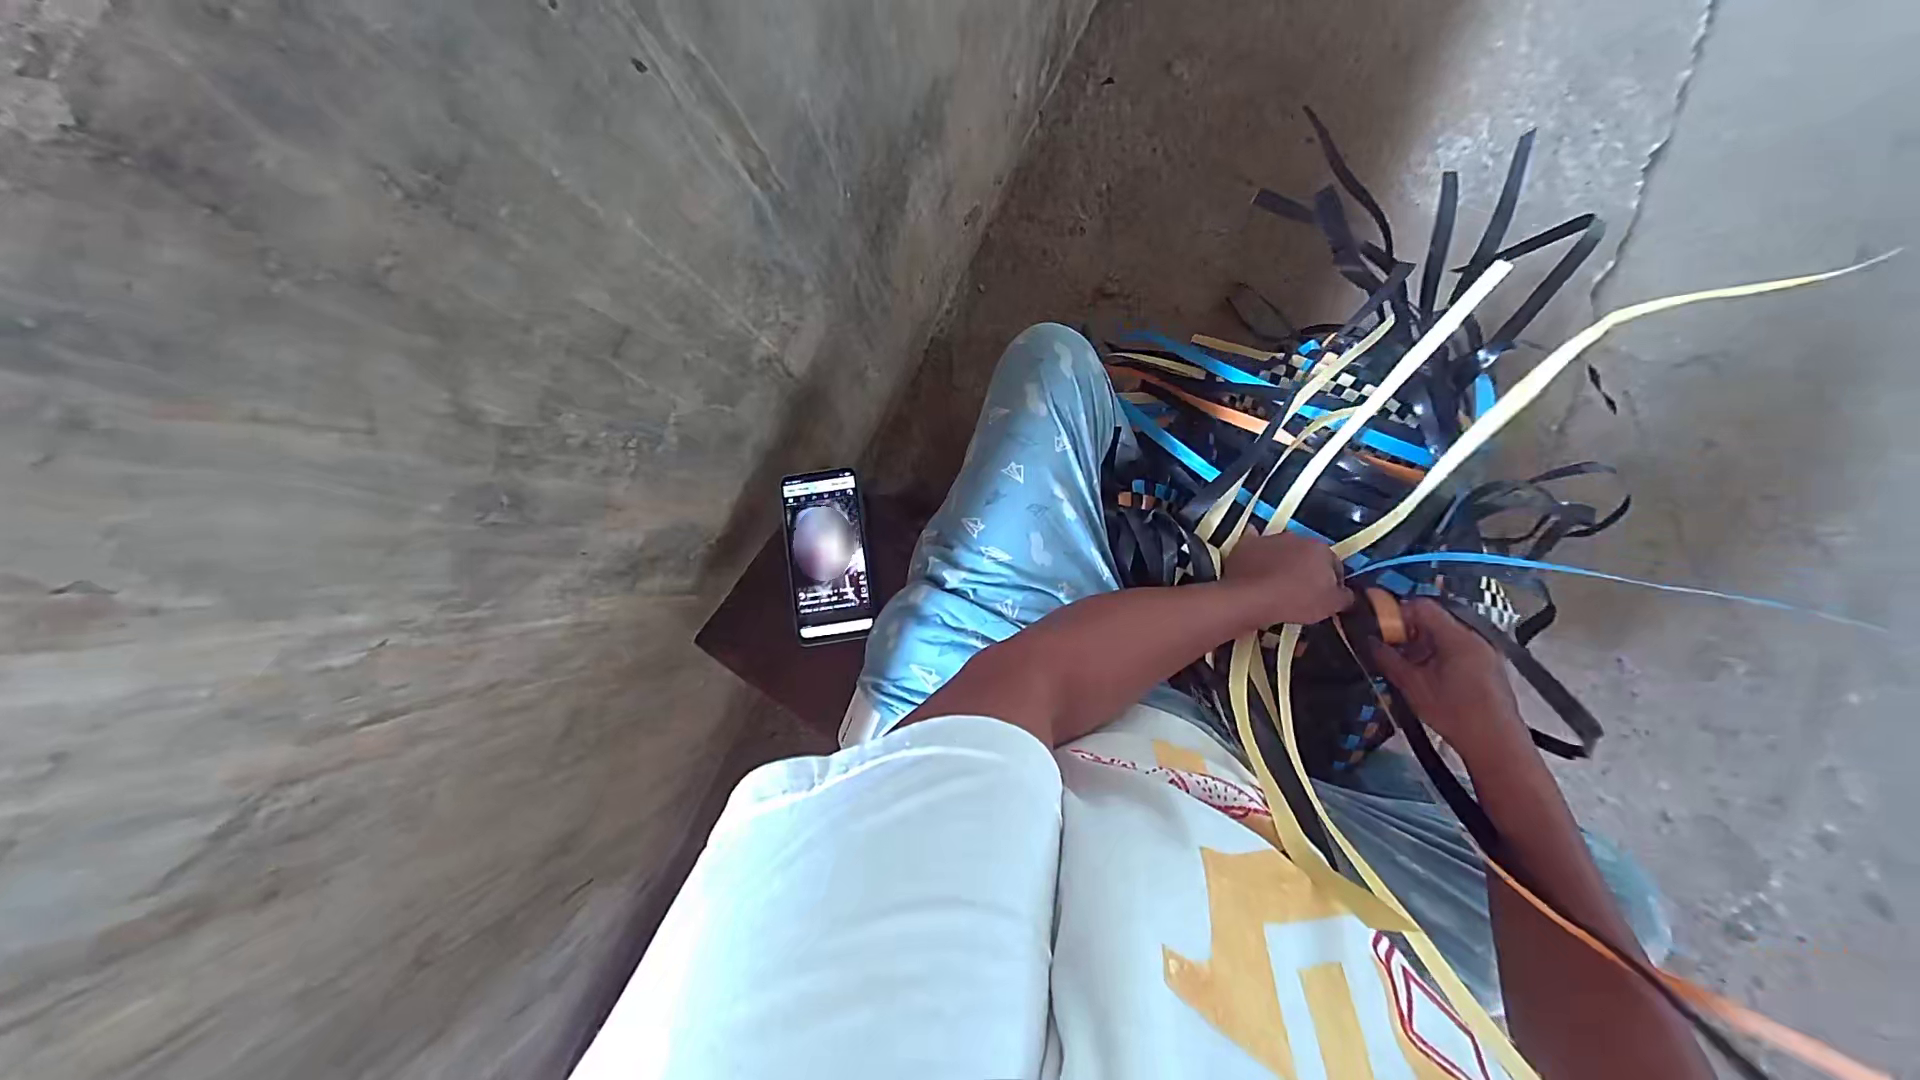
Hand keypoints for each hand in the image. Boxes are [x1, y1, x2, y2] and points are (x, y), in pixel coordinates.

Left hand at [1220, 531, 1351, 627]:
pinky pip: (1253, 546)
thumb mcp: (1331, 605)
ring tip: (1276, 584)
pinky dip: (1255, 553)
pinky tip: (1254, 564)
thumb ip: (1345, 596)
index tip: (1325, 598)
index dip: (1332, 583)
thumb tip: (1347, 594)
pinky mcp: (1245, 544)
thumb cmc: (1296, 599)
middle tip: (1301, 592)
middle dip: (1306, 570)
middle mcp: (1295, 537)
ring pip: (1280, 551)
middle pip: (1306, 555)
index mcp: (1321, 548)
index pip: (1334, 564)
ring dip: (1281, 562)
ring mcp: (1268, 539)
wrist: (1250, 597)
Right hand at [1365, 598, 1528, 764]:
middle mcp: (1475, 637)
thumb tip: (1369, 640)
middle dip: (1407, 630)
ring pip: (1444, 633)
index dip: (1396, 613)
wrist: (1496, 744)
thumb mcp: (1412, 685)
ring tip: (1407, 664)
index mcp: (1458, 637)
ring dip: (1421, 643)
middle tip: (1390, 649)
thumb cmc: (1453, 713)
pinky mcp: (1488, 664)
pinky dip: (1437, 653)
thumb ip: (1387, 658)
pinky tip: (1427, 674)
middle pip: (1434, 618)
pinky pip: (1456, 646)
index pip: (1422, 606)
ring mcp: (1485, 650)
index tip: (1382, 630)